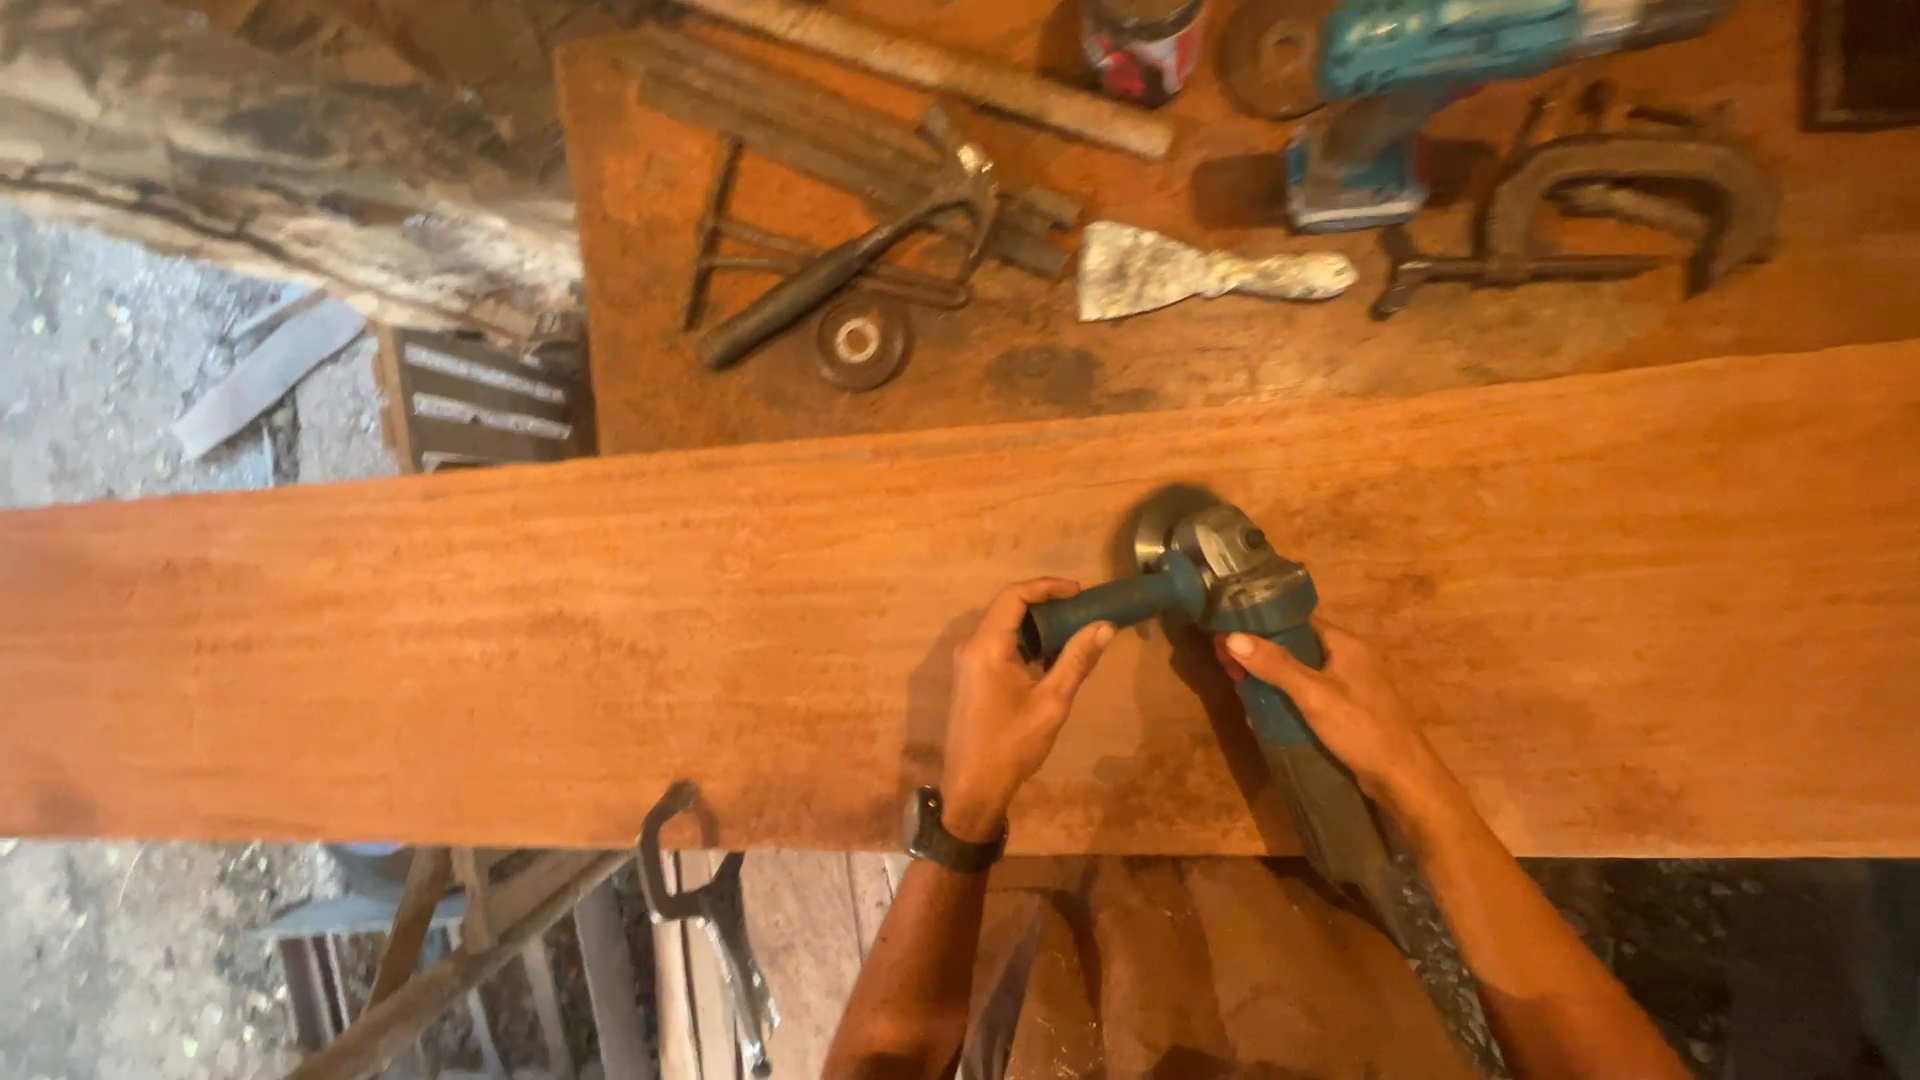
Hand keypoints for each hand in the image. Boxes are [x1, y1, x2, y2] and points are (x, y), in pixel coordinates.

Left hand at [940, 579, 1115, 842]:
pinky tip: (1051, 654)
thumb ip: (1077, 660)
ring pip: (1003, 625)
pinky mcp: (972, 675)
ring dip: (1036, 622)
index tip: (1079, 592)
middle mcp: (971, 646)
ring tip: (1072, 628)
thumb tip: (1105, 626)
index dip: (1047, 586)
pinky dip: (1025, 640)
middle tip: (1081, 608)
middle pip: (1006, 606)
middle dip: (1044, 602)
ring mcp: (968, 661)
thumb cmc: (1012, 745)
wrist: (973, 787)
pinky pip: (998, 644)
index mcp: (986, 647)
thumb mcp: (1052, 702)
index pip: (1014, 596)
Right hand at [1218, 621, 1444, 804]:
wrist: (1405, 780)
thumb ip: (1275, 665)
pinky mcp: (1351, 708)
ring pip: (1302, 671)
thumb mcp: (1313, 695)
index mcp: (1345, 643)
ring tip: (1243, 691)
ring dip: (1273, 680)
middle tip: (1232, 671)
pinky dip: (1289, 698)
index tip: (1229, 639)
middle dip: (1262, 657)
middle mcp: (1350, 657)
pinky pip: (1312, 693)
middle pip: (1296, 646)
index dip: (1260, 627)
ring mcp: (1353, 683)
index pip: (1296, 620)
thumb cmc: (1361, 729)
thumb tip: (1231, 636)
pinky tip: (1268, 714)